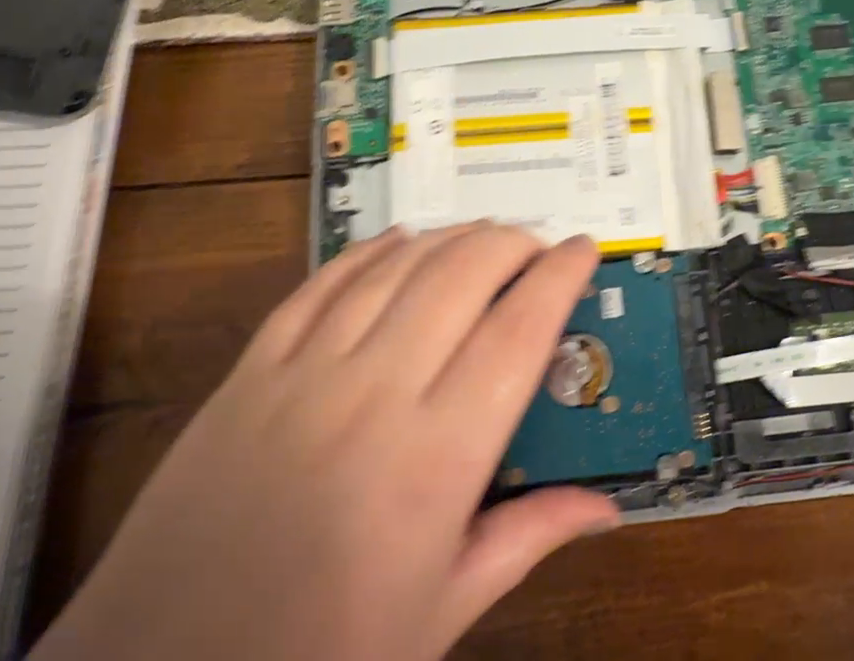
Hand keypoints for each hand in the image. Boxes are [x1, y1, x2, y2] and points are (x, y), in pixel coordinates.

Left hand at [31, 224, 618, 660]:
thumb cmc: (320, 650)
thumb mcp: (439, 609)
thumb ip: (526, 538)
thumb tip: (605, 509)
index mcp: (436, 459)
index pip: (517, 335)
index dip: (557, 279)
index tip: (582, 251)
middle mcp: (374, 395)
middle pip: (458, 279)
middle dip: (509, 244)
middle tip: (537, 243)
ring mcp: (303, 375)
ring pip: (392, 271)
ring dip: (447, 239)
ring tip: (481, 233)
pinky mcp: (247, 374)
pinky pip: (318, 288)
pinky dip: (366, 253)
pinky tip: (396, 240)